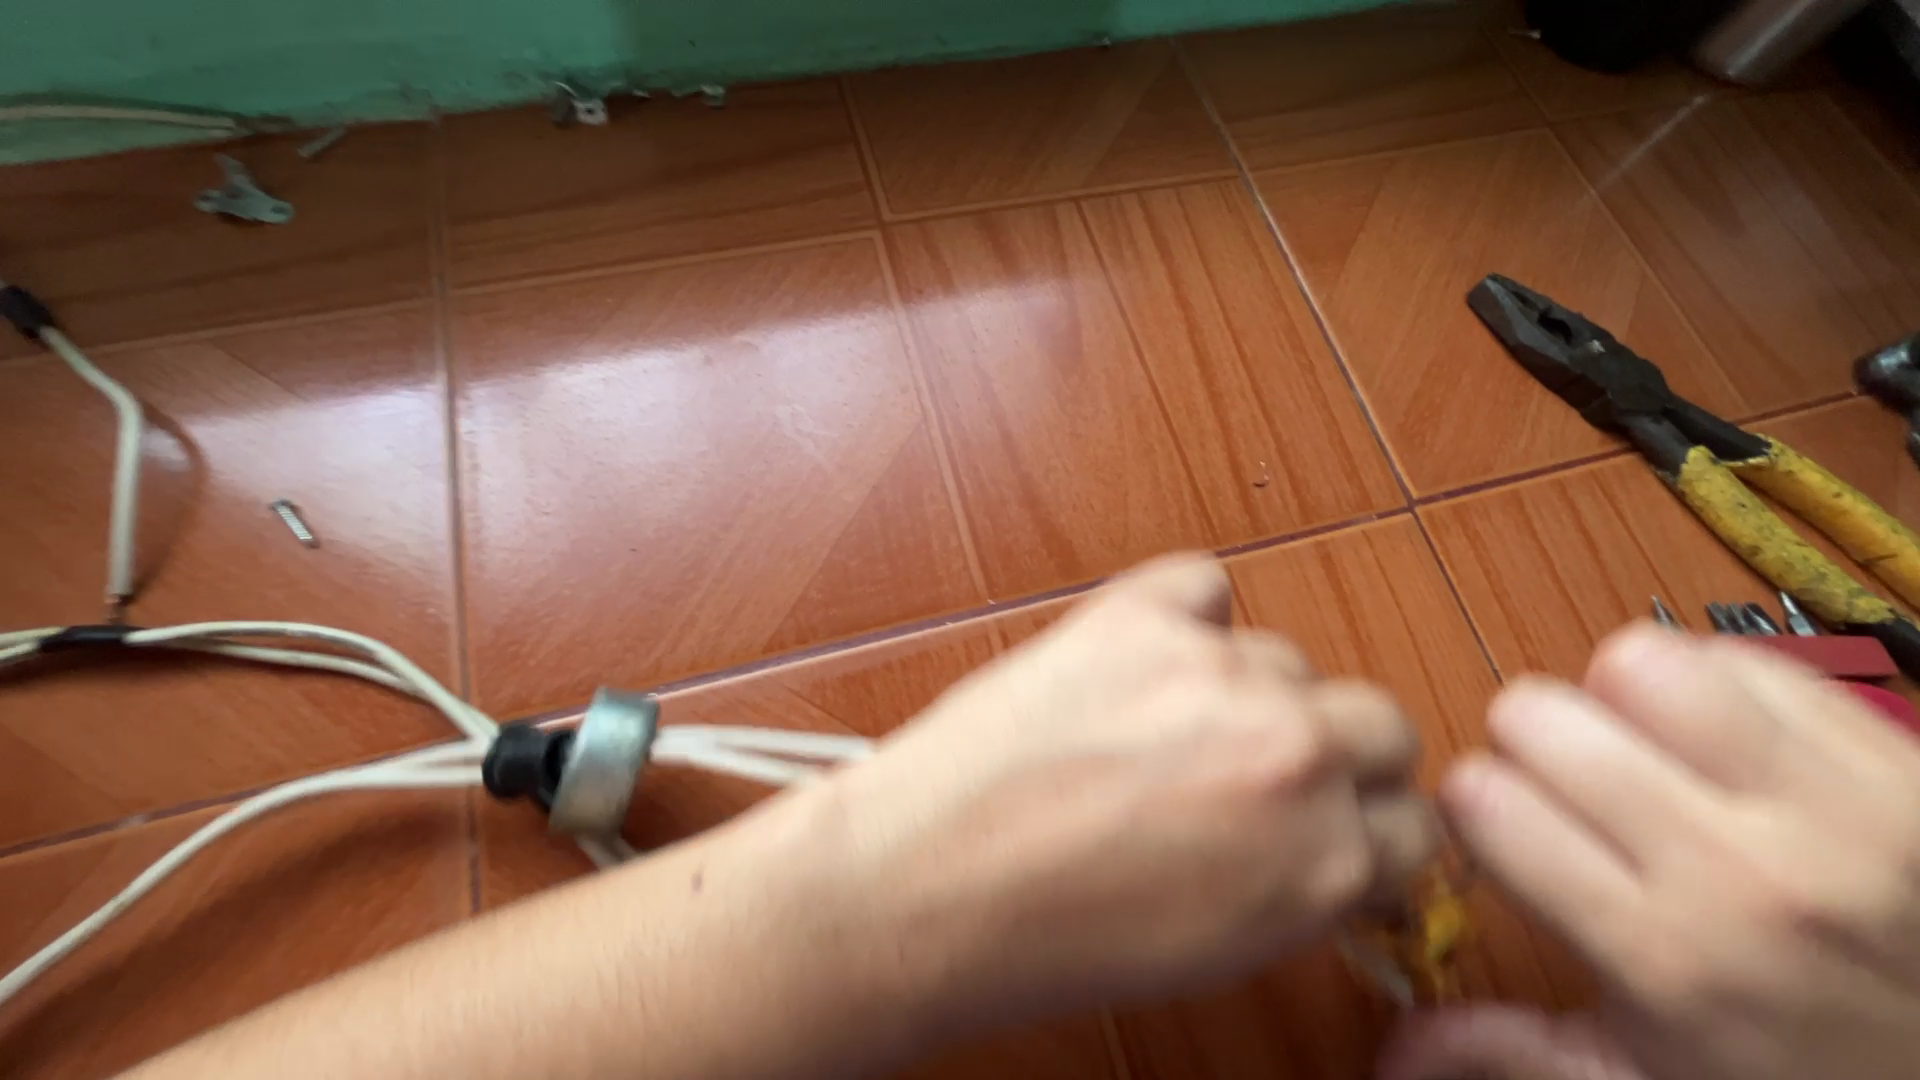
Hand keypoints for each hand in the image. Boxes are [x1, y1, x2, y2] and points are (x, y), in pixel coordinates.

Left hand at [782, 553, 1434, 1037]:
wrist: (928, 881)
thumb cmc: (1047, 932)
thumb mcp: (1218, 943)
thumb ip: (1298, 880)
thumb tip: (1327, 837)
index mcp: (1324, 863)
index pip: (1413, 823)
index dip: (1366, 821)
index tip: (1333, 812)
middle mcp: (1290, 756)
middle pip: (1375, 722)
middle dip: (1328, 749)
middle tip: (1256, 759)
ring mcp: (1214, 675)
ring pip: (1282, 658)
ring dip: (1240, 687)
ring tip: (1162, 722)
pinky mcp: (1137, 619)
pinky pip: (1201, 587)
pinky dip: (1184, 615)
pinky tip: (1147, 657)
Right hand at [1381, 625, 1919, 1079]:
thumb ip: (1501, 1052)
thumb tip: (1385, 1058)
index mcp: (1659, 951)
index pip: (1479, 797)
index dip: (1474, 802)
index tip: (1505, 826)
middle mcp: (1737, 871)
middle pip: (1533, 713)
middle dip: (1527, 740)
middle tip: (1570, 784)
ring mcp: (1834, 812)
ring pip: (1636, 663)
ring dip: (1617, 697)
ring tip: (1647, 749)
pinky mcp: (1903, 770)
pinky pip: (1751, 664)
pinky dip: (1716, 688)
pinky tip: (1726, 745)